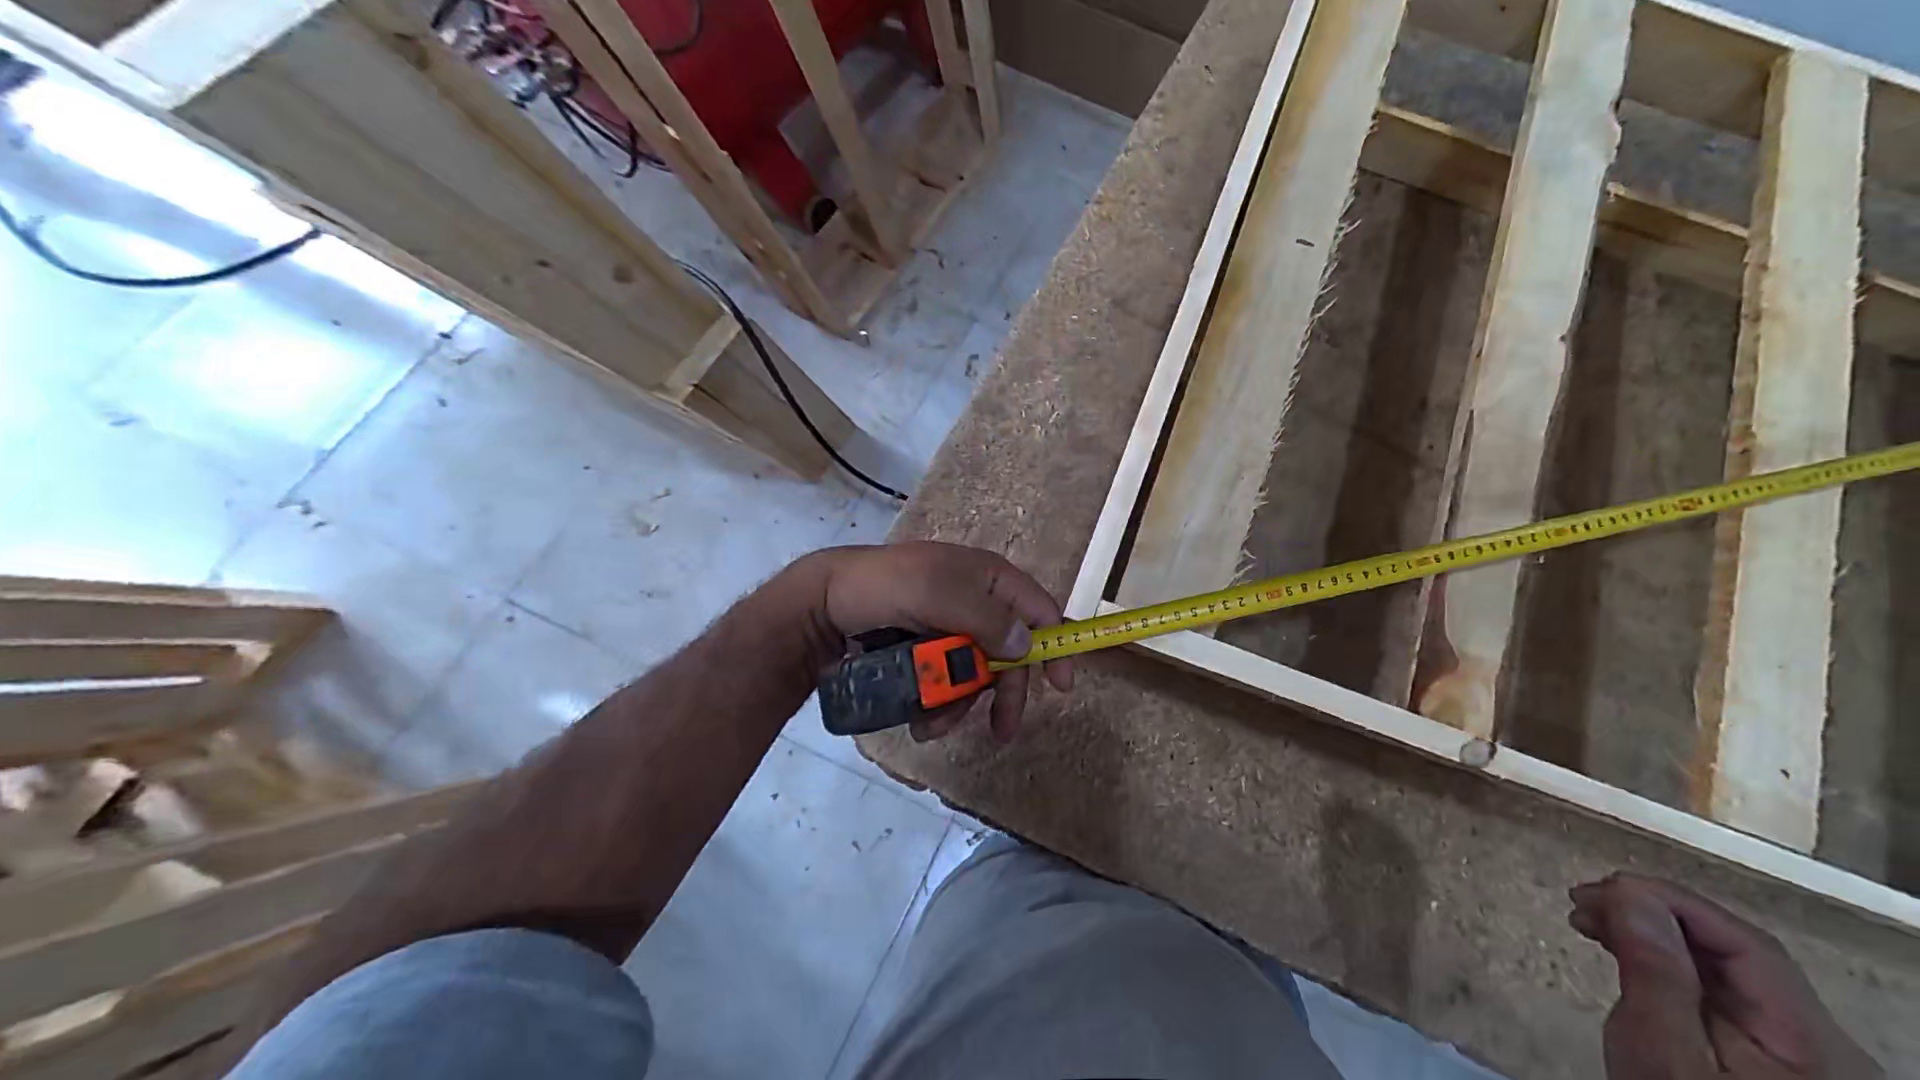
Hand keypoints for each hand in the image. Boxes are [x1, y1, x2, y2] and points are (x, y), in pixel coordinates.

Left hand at [794, 542, 1073, 742]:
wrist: (823, 602)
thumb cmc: (885, 587)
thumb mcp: (938, 592)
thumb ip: (986, 617)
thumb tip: (1026, 644)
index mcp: (987, 577)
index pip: (1037, 608)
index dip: (1054, 644)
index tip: (1059, 687)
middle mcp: (974, 603)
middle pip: (1009, 652)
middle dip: (1005, 692)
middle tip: (1003, 730)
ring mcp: (948, 628)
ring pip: (975, 674)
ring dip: (961, 705)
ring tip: (934, 726)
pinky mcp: (924, 650)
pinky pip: (946, 682)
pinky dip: (938, 704)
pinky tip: (922, 720)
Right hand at [1569, 874, 1880, 1078]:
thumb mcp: (1661, 1051)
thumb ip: (1654, 973)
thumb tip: (1630, 894)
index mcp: (1812, 1043)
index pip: (1747, 944)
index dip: (1674, 902)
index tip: (1605, 886)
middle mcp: (1818, 1040)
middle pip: (1734, 951)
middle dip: (1653, 913)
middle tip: (1582, 901)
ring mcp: (1791, 1046)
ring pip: (1718, 963)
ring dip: (1648, 930)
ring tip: (1587, 919)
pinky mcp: (1758, 1048)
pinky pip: (1712, 985)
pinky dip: (1659, 956)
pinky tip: (1618, 946)